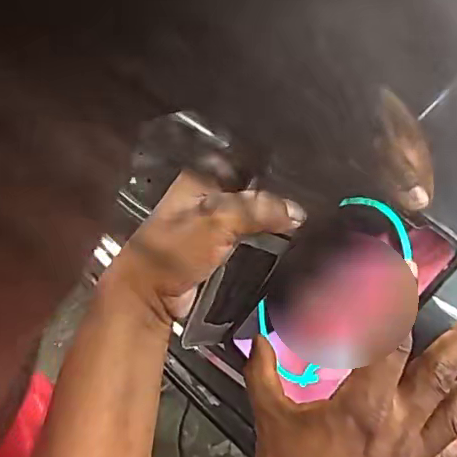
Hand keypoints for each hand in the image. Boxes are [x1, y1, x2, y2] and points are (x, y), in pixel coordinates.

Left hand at [108, 170, 303, 321]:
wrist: (151, 295)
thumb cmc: (175, 249)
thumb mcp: (218, 220)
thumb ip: (259, 210)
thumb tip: (296, 213)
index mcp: (200, 176)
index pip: (244, 161)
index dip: (270, 168)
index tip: (299, 175)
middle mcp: (206, 194)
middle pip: (250, 188)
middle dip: (274, 197)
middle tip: (305, 200)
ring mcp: (211, 221)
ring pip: (251, 214)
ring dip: (270, 220)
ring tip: (301, 220)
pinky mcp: (217, 246)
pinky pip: (248, 237)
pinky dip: (263, 239)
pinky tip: (284, 239)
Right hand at [229, 306, 456, 456]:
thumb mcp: (268, 416)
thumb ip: (265, 370)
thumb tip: (260, 337)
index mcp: (362, 402)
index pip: (389, 337)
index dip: (400, 299)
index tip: (411, 271)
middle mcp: (396, 424)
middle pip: (439, 373)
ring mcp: (412, 456)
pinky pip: (451, 455)